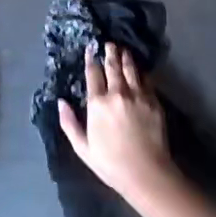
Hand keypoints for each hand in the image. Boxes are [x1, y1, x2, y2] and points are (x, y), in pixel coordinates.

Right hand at [58, 42, 181, 203]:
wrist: (146, 172)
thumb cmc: (110, 163)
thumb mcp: (82, 147)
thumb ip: (69, 123)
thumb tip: (61, 102)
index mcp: (97, 104)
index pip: (93, 74)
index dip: (92, 60)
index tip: (91, 49)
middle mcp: (118, 94)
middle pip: (113, 67)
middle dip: (110, 53)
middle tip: (109, 44)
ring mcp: (138, 96)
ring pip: (131, 70)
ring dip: (126, 58)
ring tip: (123, 50)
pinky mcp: (154, 102)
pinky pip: (146, 81)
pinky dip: (141, 73)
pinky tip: (140, 70)